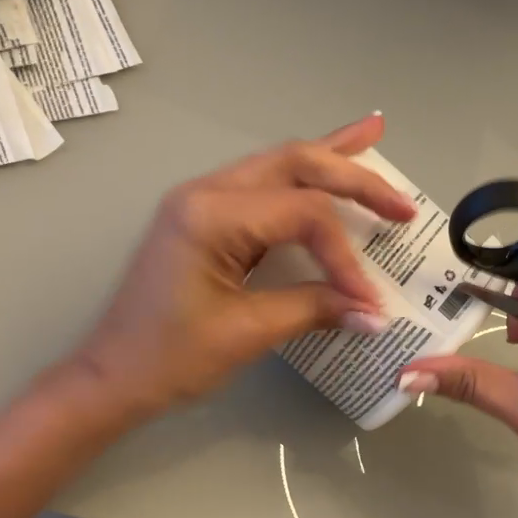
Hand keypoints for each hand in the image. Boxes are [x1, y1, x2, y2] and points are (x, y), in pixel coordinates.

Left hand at [73, 114, 416, 414]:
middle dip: (353, 177)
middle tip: (403, 200)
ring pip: (277, 166)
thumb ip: (312, 310)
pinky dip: (298, 183)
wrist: (114, 376)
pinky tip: (325, 168)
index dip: (346, 256)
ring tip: (375, 141)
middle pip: (294, 164)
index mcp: (211, 214)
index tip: (369, 301)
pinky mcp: (202, 222)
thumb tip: (373, 314)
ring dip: (327, 160)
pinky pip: (261, 191)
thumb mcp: (246, 334)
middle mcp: (205, 193)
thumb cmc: (170, 359)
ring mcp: (200, 203)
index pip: (302, 214)